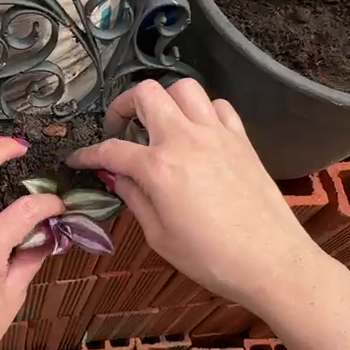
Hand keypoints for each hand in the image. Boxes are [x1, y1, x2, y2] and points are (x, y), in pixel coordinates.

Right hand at [69, 79, 339, 315]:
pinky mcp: (241, 139)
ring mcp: (217, 134)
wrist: (271, 261)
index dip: (88, 154)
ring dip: (165, 101)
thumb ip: (134, 198)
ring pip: (184, 88)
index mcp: (158, 168)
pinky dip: (201, 111)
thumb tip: (117, 177)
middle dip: (123, 105)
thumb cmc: (210, 258)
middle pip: (146, 94)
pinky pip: (218, 106)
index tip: (78, 160)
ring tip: (159, 125)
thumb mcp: (159, 236)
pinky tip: (196, 133)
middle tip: (120, 129)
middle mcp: (185, 139)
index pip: (111, 150)